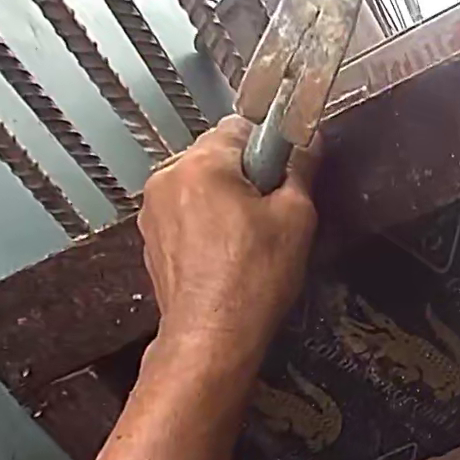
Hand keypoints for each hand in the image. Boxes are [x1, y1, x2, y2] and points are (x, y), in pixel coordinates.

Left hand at [138, 116, 317, 365]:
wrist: (214, 334)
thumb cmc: (256, 276)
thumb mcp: (297, 216)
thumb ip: (301, 170)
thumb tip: (308, 142)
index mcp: (201, 165)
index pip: (241, 126)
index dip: (273, 145)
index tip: (290, 170)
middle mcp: (166, 179)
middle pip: (218, 156)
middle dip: (250, 173)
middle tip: (278, 208)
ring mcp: (153, 210)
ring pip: (203, 185)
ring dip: (230, 197)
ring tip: (257, 235)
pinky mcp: (152, 238)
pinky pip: (188, 212)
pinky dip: (211, 222)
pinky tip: (234, 251)